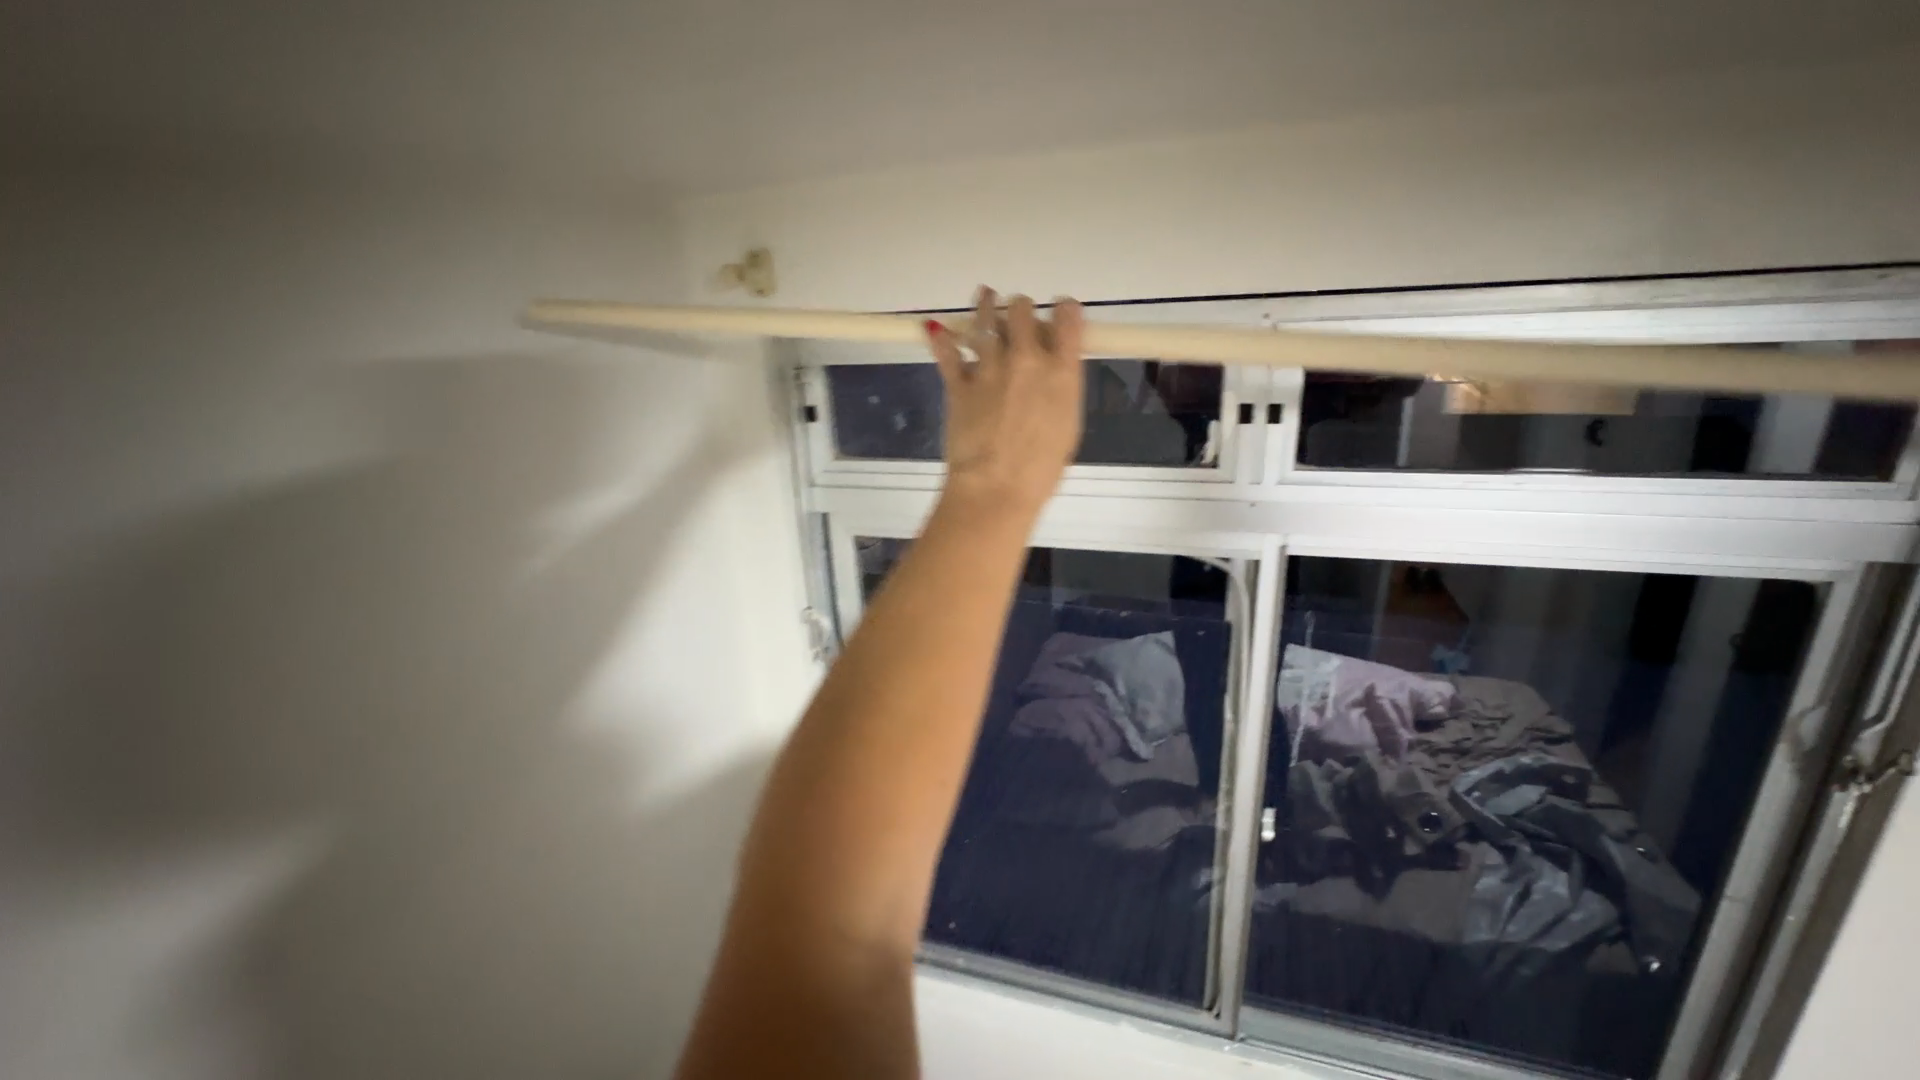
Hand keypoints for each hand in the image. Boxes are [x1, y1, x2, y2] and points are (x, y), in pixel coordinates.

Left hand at [927, 287, 1084, 516]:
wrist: (996, 488)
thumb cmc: (1040, 470)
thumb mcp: (1067, 427)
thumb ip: (1060, 390)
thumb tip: (1052, 373)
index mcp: (1061, 373)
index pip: (1068, 317)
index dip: (1064, 309)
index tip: (1060, 313)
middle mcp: (1026, 360)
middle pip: (1022, 310)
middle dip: (1021, 310)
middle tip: (1018, 318)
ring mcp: (989, 369)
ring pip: (984, 320)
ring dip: (985, 307)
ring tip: (984, 296)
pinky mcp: (958, 384)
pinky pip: (947, 351)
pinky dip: (942, 339)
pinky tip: (937, 330)